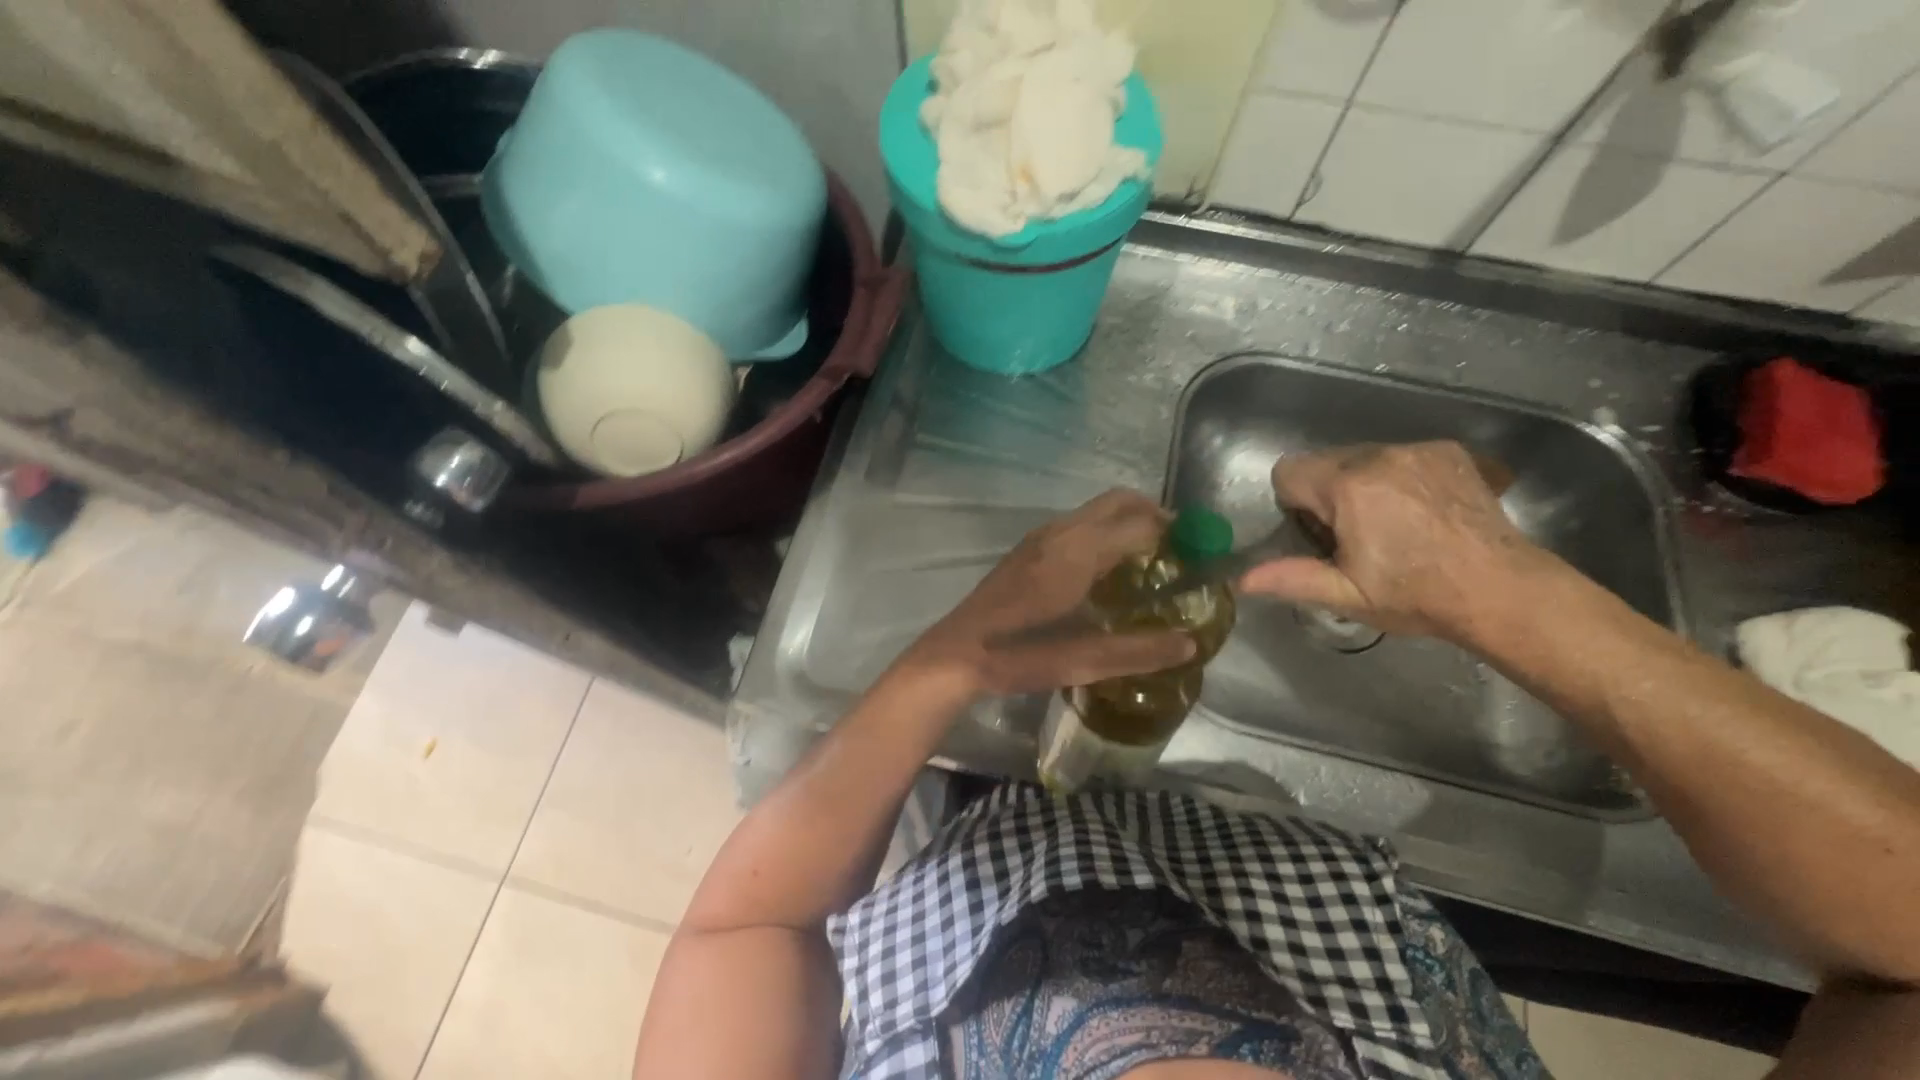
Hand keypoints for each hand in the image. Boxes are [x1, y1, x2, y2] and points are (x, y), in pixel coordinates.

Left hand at [900, 490, 1197, 695]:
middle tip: (1182, 551)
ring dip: (1129, 523)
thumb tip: (1189, 643)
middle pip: (1119, 502)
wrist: (955, 655)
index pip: (1141, 522)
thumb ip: (1137, 651)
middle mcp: (1060, 532)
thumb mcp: (1081, 660)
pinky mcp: (1027, 549)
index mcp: (1077, 551)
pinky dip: (1106, 532)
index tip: (1204, 554)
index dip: (1178, 533)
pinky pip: (1079, 524)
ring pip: (1096, 511)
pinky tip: (1110, 572)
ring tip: (1153, 562)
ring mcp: (1039, 537)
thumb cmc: (1017, 656)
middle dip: (1156, 516)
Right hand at [1239, 441, 1547, 640]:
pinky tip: (1421, 512)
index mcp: (1347, 487)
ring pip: (1363, 457)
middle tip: (1356, 537)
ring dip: (1362, 484)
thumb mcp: (1346, 595)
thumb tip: (1241, 580)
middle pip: (1325, 461)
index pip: (1288, 471)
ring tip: (1392, 525)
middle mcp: (1379, 455)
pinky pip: (1400, 456)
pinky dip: (1398, 477)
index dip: (1294, 504)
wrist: (1502, 589)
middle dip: (1328, 493)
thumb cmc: (1417, 595)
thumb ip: (1290, 578)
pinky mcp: (1447, 451)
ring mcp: (1417, 450)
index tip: (1321, 535)